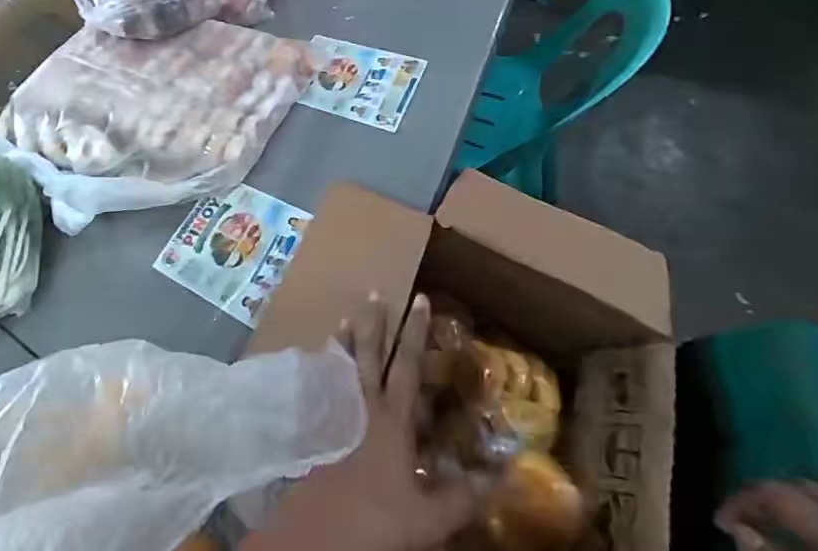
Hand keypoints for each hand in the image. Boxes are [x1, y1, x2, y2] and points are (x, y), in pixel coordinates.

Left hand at [243, 294, 488, 550]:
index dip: (415, 332)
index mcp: (391, 419)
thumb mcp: (427, 517)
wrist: (317, 537)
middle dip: (374, 323)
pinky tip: (319, 371)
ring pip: (340, 368)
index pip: (406, 365)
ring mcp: (334, 416)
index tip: (420, 299)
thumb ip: (463, 496)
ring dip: (344, 342)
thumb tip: (502, 475)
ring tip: (343, 319)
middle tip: (374, 293)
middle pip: (367, 355)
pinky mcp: (315, 433)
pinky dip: (322, 375)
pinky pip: (320, 392)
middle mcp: (361, 407)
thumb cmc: (374, 520)